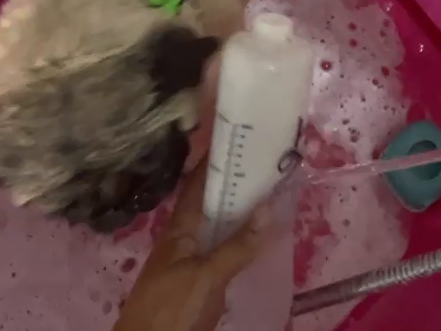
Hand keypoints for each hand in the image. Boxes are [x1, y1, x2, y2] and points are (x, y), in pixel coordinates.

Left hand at [115, 57, 266, 330]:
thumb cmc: (169, 310)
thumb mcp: (205, 277)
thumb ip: (237, 245)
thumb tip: (271, 203)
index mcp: (180, 226)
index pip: (199, 179)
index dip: (217, 155)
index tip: (241, 131)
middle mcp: (184, 235)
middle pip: (212, 199)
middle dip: (236, 178)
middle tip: (267, 157)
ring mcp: (189, 259)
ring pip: (218, 223)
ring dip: (240, 205)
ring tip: (270, 186)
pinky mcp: (198, 281)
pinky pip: (222, 247)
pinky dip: (240, 235)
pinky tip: (258, 232)